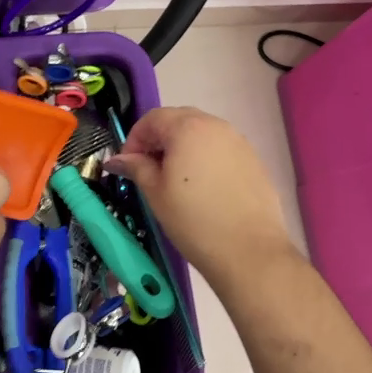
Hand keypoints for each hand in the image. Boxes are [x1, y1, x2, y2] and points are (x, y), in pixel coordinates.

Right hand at [106, 107, 295, 287]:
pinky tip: (204, 188)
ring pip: (202, 134)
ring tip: (176, 180)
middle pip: (179, 120)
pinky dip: (206, 159)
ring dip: (183, 148)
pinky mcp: (254, 161)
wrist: (250, 253)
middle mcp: (216, 125)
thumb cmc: (194, 220)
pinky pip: (221, 150)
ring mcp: (239, 142)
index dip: (135, 139)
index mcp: (187, 127)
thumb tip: (116, 160)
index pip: (152, 119)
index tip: (128, 165)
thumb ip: (136, 168)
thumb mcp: (155, 193)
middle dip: (159, 140)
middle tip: (149, 169)